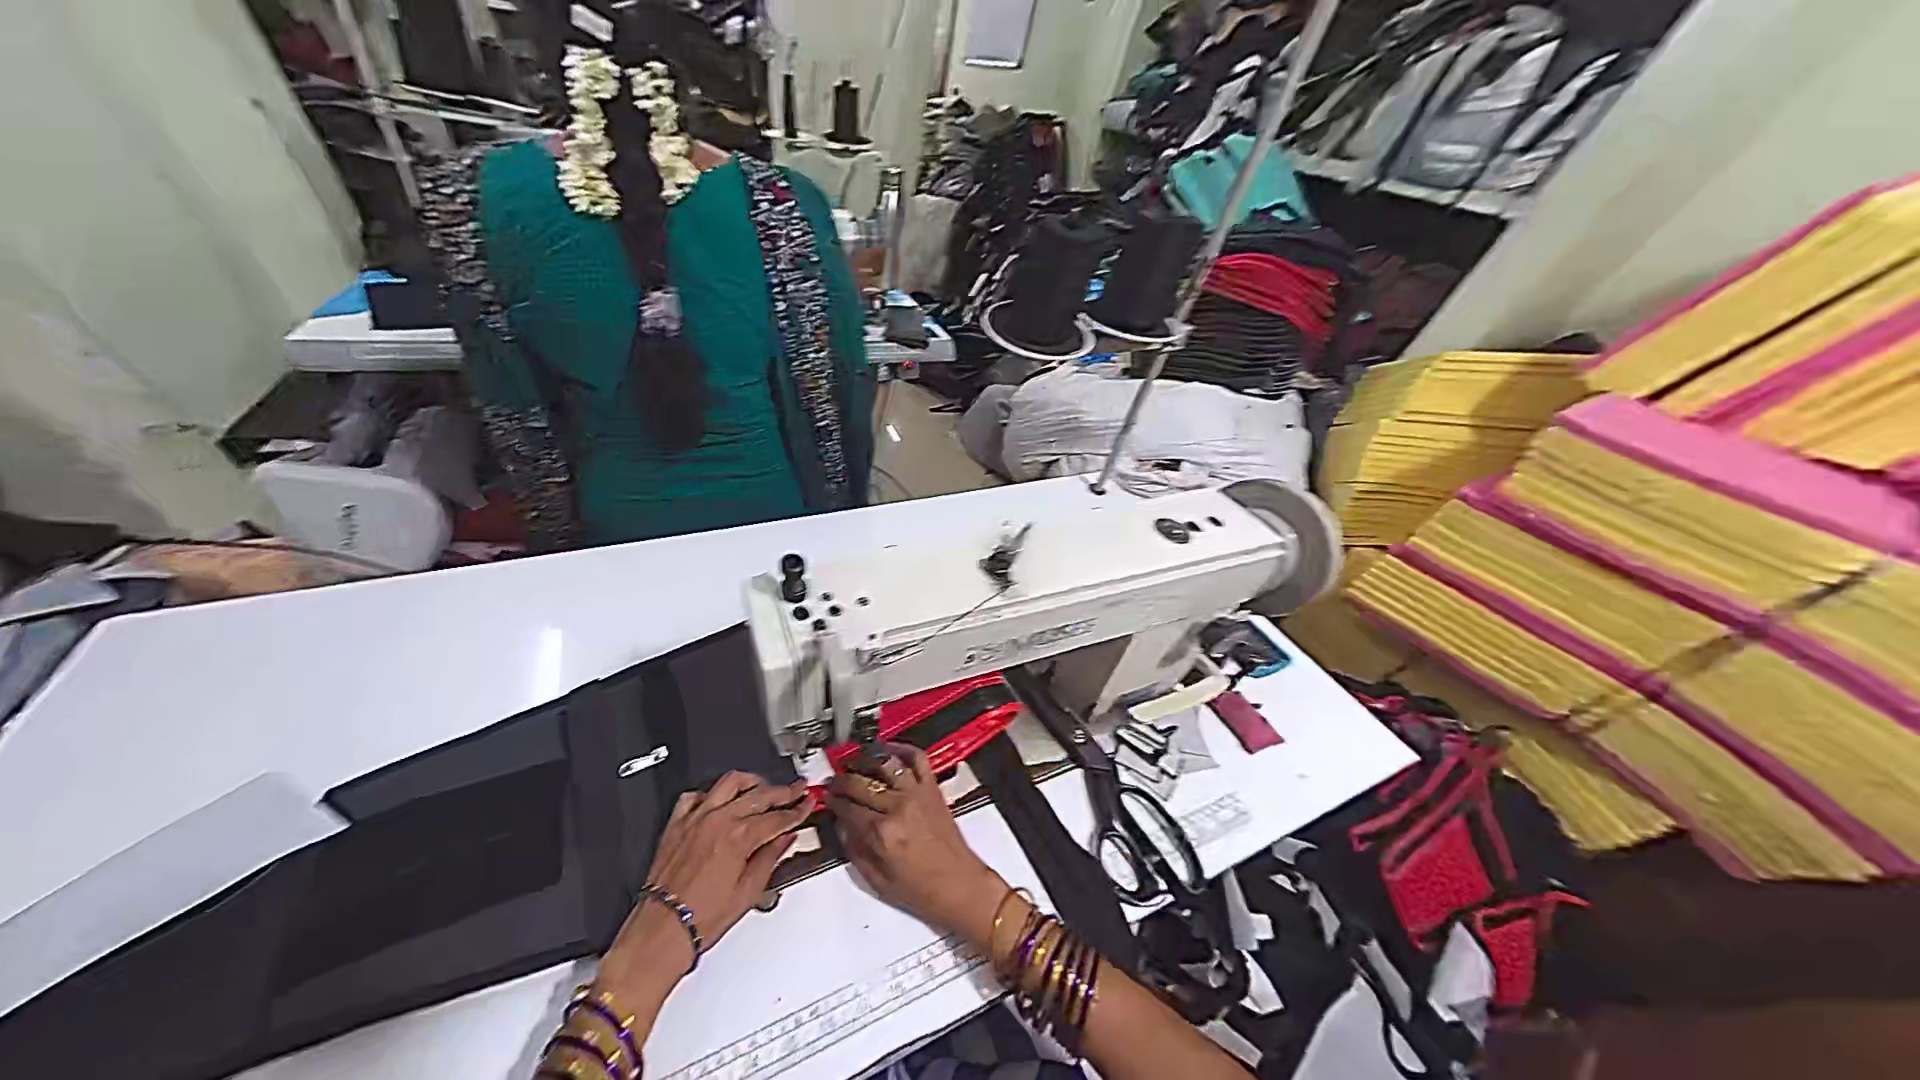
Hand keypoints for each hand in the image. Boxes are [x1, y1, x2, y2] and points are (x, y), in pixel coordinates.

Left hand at [598, 772, 810, 1006]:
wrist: (663, 930)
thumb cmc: (700, 918)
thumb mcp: (749, 891)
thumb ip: (771, 858)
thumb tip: (785, 840)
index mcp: (739, 837)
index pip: (778, 816)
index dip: (798, 809)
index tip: (806, 804)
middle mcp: (718, 821)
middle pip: (760, 793)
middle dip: (784, 791)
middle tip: (796, 789)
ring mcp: (696, 819)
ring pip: (730, 782)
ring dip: (752, 782)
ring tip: (763, 786)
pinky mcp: (677, 824)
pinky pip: (695, 795)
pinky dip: (711, 793)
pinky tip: (720, 799)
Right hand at [827, 743, 1008, 949]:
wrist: (959, 885)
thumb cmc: (924, 888)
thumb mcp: (877, 880)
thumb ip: (855, 851)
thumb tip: (842, 827)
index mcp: (883, 833)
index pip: (847, 807)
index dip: (833, 801)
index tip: (828, 799)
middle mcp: (899, 807)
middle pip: (860, 783)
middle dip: (842, 781)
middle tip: (835, 781)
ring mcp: (917, 794)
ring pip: (884, 764)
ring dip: (865, 760)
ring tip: (854, 761)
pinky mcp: (932, 789)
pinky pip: (917, 758)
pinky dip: (902, 748)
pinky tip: (888, 748)